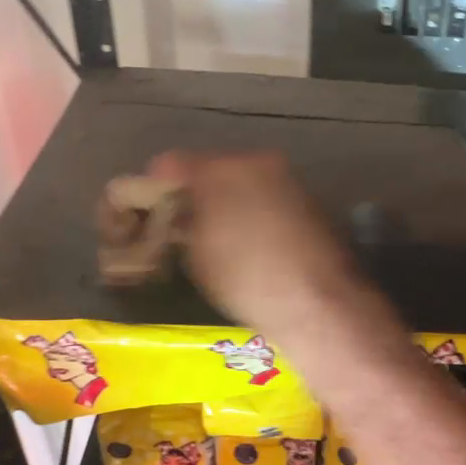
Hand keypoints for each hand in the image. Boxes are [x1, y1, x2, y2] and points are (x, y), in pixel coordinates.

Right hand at [149, 150, 376, 338]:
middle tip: (182, 225)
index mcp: (220, 169)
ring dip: (227, 202)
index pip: (171, 165)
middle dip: (195, 193)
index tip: (148, 211)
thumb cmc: (247, 281)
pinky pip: (269, 198)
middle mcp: (256, 162)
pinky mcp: (310, 200)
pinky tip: (252, 243)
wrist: (318, 302)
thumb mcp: (197, 257)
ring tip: (217, 237)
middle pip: (212, 169)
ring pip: (244, 182)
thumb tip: (178, 216)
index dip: (155, 188)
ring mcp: (287, 179)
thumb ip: (181, 225)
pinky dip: (255, 212)